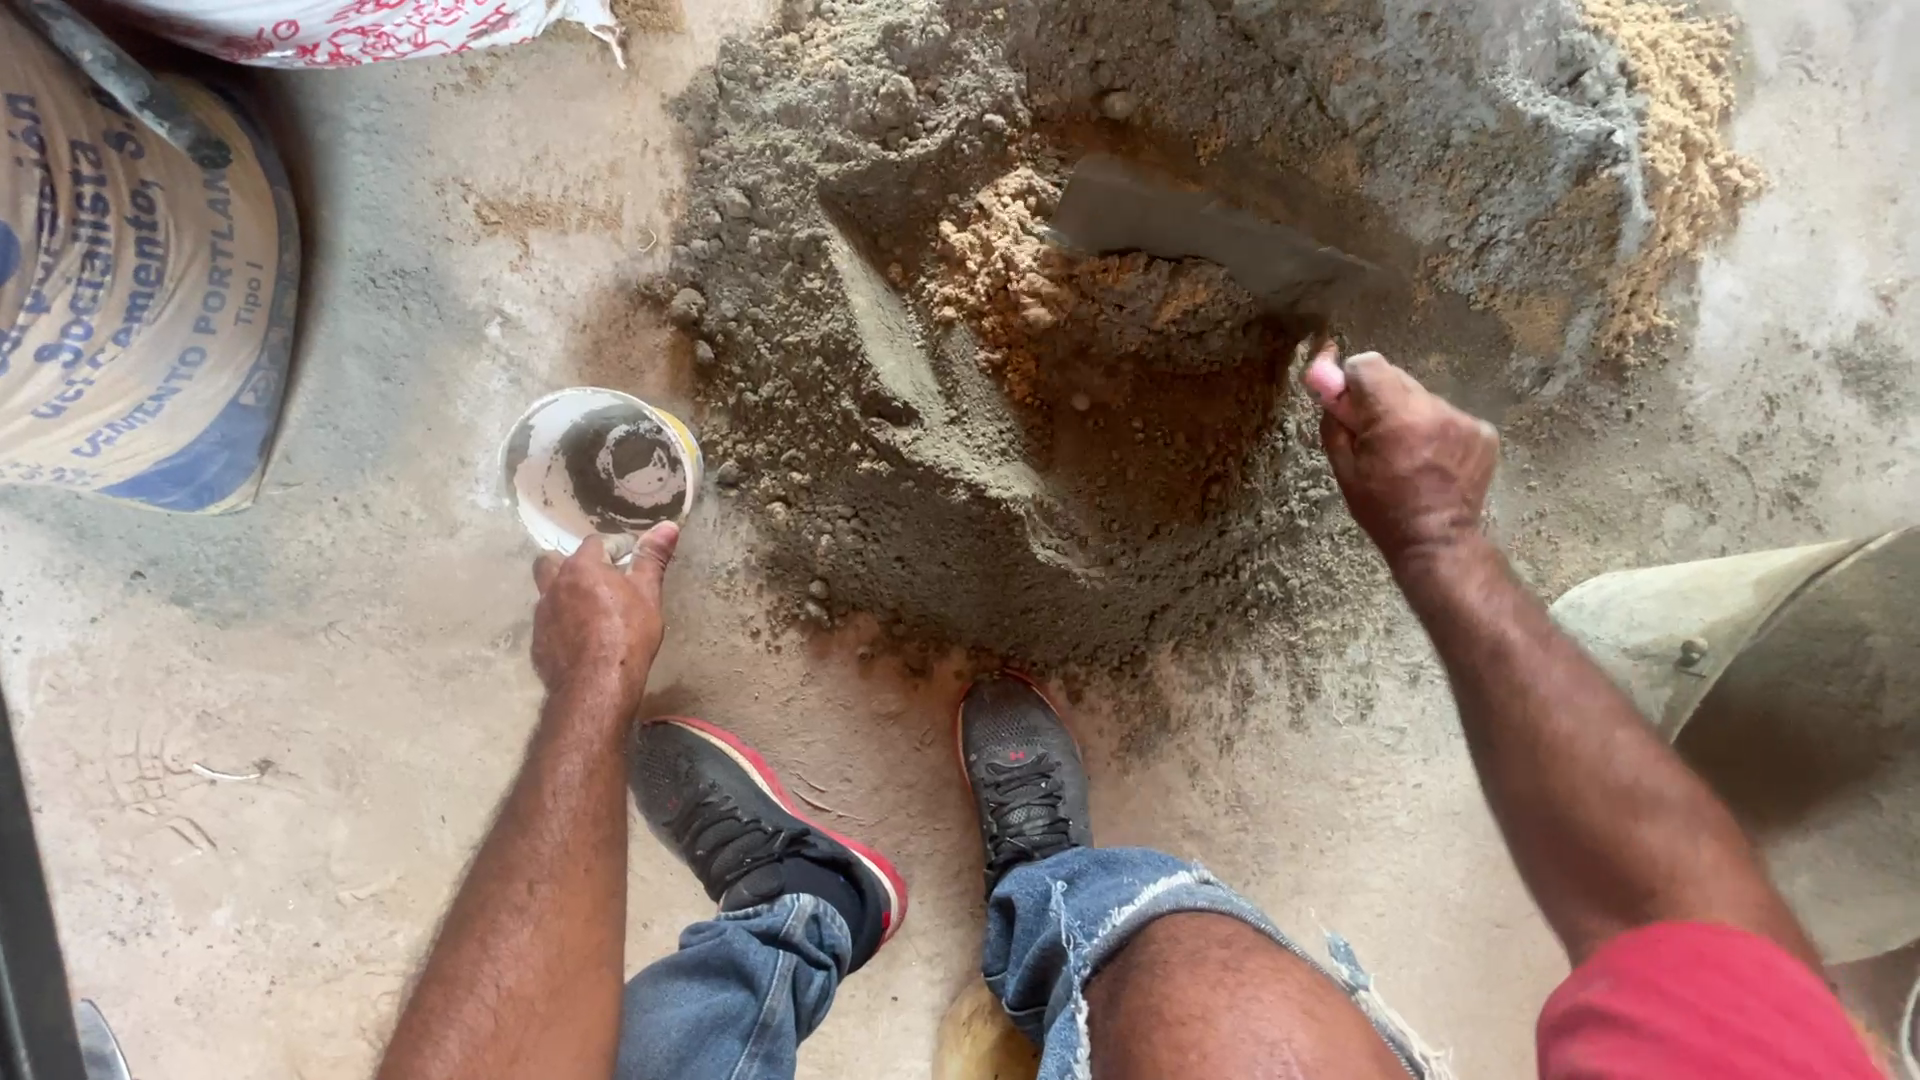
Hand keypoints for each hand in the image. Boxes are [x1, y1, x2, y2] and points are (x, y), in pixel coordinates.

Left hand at [530, 525, 679, 713]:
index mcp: (582, 568)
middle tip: (597, 579)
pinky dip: (562, 622)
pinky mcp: (538, 641)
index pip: (595, 543)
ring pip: (547, 592)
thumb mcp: (648, 593)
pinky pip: (548, 622)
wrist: (596, 683)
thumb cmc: (628, 633)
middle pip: (552, 562)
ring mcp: (542, 615)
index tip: (629, 559)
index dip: (614, 547)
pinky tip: (580, 637)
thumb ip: (653, 557)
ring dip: (564, 593)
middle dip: (572, 564)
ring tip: (588, 608)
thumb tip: (668, 525)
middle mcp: (554, 585)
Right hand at [1304, 342, 1498, 569]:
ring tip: (1406, 452)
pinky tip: (1431, 459)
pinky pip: (1447, 416)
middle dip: (1379, 398)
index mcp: (1395, 418)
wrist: (1436, 539)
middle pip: (1397, 378)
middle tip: (1373, 432)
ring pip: (1422, 398)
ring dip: (1408, 415)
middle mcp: (1433, 409)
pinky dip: (1434, 430)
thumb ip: (1336, 424)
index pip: (1369, 365)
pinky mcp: (1483, 431)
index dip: (1352, 378)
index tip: (1346, 398)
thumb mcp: (1344, 470)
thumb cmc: (1381, 508)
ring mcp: (1463, 419)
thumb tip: (1330, 393)